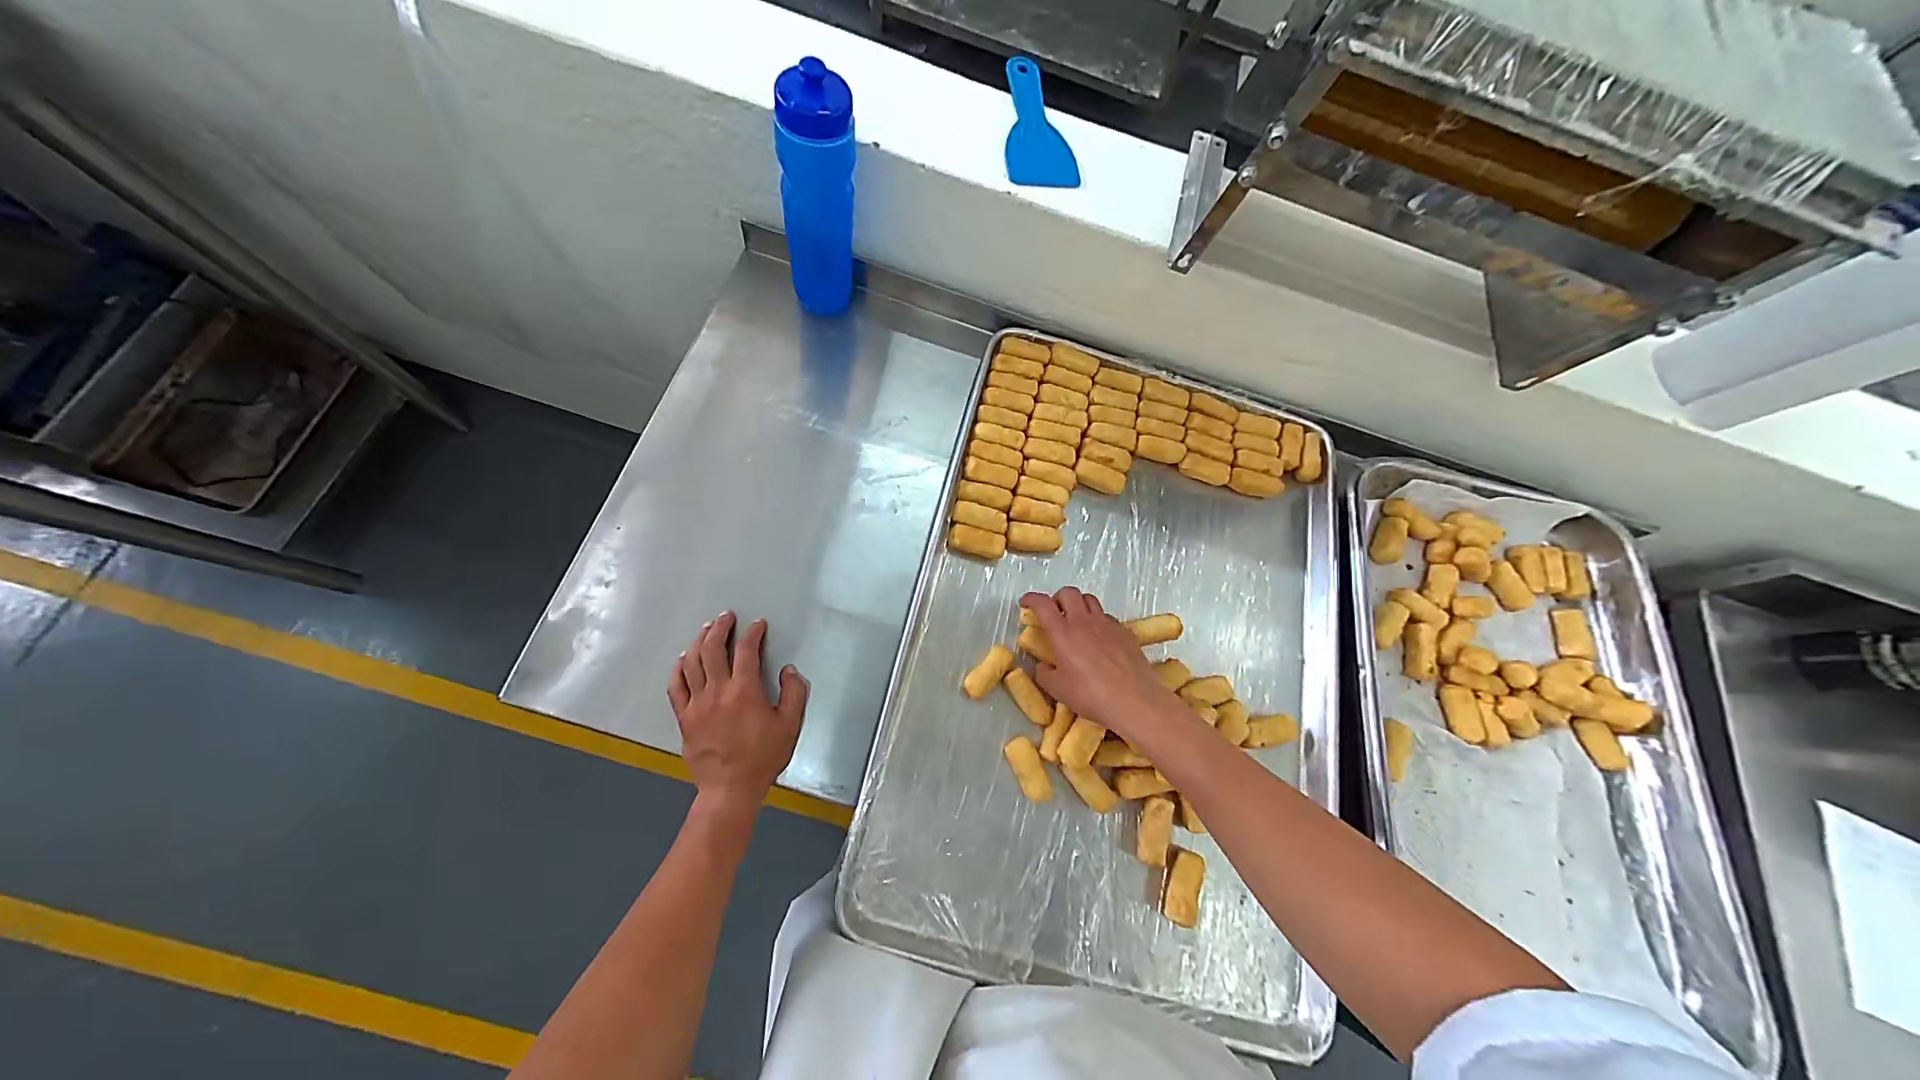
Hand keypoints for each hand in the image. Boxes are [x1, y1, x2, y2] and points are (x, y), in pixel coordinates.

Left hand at [667, 612, 808, 808]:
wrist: (730, 788)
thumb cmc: (762, 758)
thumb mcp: (790, 725)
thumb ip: (794, 694)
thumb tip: (789, 671)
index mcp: (745, 691)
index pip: (747, 651)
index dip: (753, 633)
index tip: (757, 625)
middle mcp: (718, 691)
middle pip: (712, 649)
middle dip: (720, 628)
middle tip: (726, 617)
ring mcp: (697, 703)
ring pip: (691, 662)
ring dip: (698, 641)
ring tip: (706, 630)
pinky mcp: (684, 717)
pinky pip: (676, 686)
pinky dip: (679, 668)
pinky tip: (683, 659)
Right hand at [1021, 587, 1186, 743]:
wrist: (1133, 700)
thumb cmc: (1090, 695)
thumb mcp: (1057, 689)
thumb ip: (1044, 673)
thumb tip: (1044, 665)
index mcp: (1062, 632)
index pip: (1042, 603)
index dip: (1031, 599)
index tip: (1025, 603)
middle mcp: (1084, 621)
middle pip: (1068, 593)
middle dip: (1057, 598)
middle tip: (1054, 614)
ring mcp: (1107, 624)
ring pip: (1090, 600)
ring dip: (1078, 606)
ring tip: (1076, 622)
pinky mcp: (1125, 631)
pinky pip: (1107, 617)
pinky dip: (1097, 621)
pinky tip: (1099, 639)